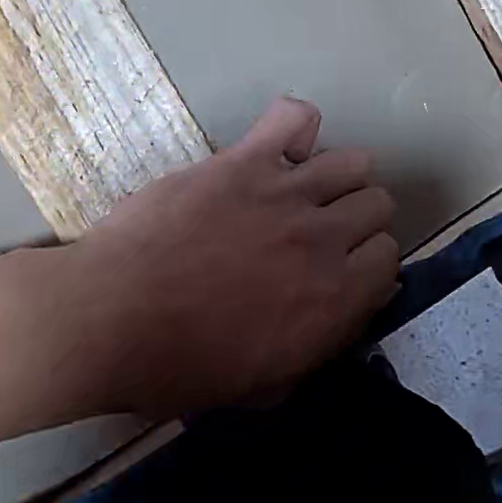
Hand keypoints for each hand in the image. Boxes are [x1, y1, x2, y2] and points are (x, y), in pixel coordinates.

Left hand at [47, 97, 399, 417]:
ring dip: (338, 177)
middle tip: (317, 233)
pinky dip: (296, 127)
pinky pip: (294, 117)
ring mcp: (286, 194)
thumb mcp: (262, 385)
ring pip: (354, 161)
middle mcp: (324, 240)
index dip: (366, 265)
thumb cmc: (180, 364)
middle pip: (377, 205)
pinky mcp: (244, 161)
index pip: (389, 259)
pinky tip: (278, 150)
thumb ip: (317, 345)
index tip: (341, 270)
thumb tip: (349, 308)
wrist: (112, 318)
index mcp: (335, 300)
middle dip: (356, 221)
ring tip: (304, 191)